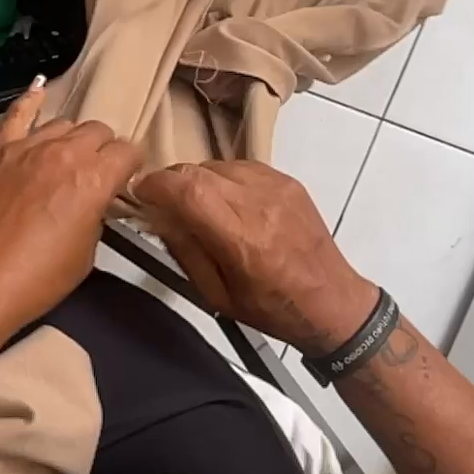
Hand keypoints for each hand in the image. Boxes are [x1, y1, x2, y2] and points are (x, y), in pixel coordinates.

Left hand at [0, 80, 141, 354]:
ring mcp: (28, 147)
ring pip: (64, 122)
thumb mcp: (87, 252)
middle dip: (104, 150)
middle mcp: (64, 153)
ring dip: (73, 138)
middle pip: (98, 130)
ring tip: (68, 159)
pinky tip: (39, 91)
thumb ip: (98, 212)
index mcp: (94, 179)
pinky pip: (18, 113)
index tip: (125, 179)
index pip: (127, 151)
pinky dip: (31, 101)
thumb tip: (98, 198)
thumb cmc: (36, 279)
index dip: (130, 167)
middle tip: (98, 172)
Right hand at [131, 161, 376, 356]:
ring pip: (217, 164)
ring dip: (198, 179)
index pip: (189, 190)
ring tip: (198, 204)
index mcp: (241, 239)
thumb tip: (157, 215)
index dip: (157, 184)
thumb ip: (184, 250)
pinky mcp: (287, 180)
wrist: (333, 301)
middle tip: (163, 199)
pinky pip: (241, 167)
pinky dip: (224, 178)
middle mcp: (258, 204)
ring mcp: (276, 187)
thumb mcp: (216, 294)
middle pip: (198, 170)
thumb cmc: (271, 308)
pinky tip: (228, 200)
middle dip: (172, 180)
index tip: (140, 192)